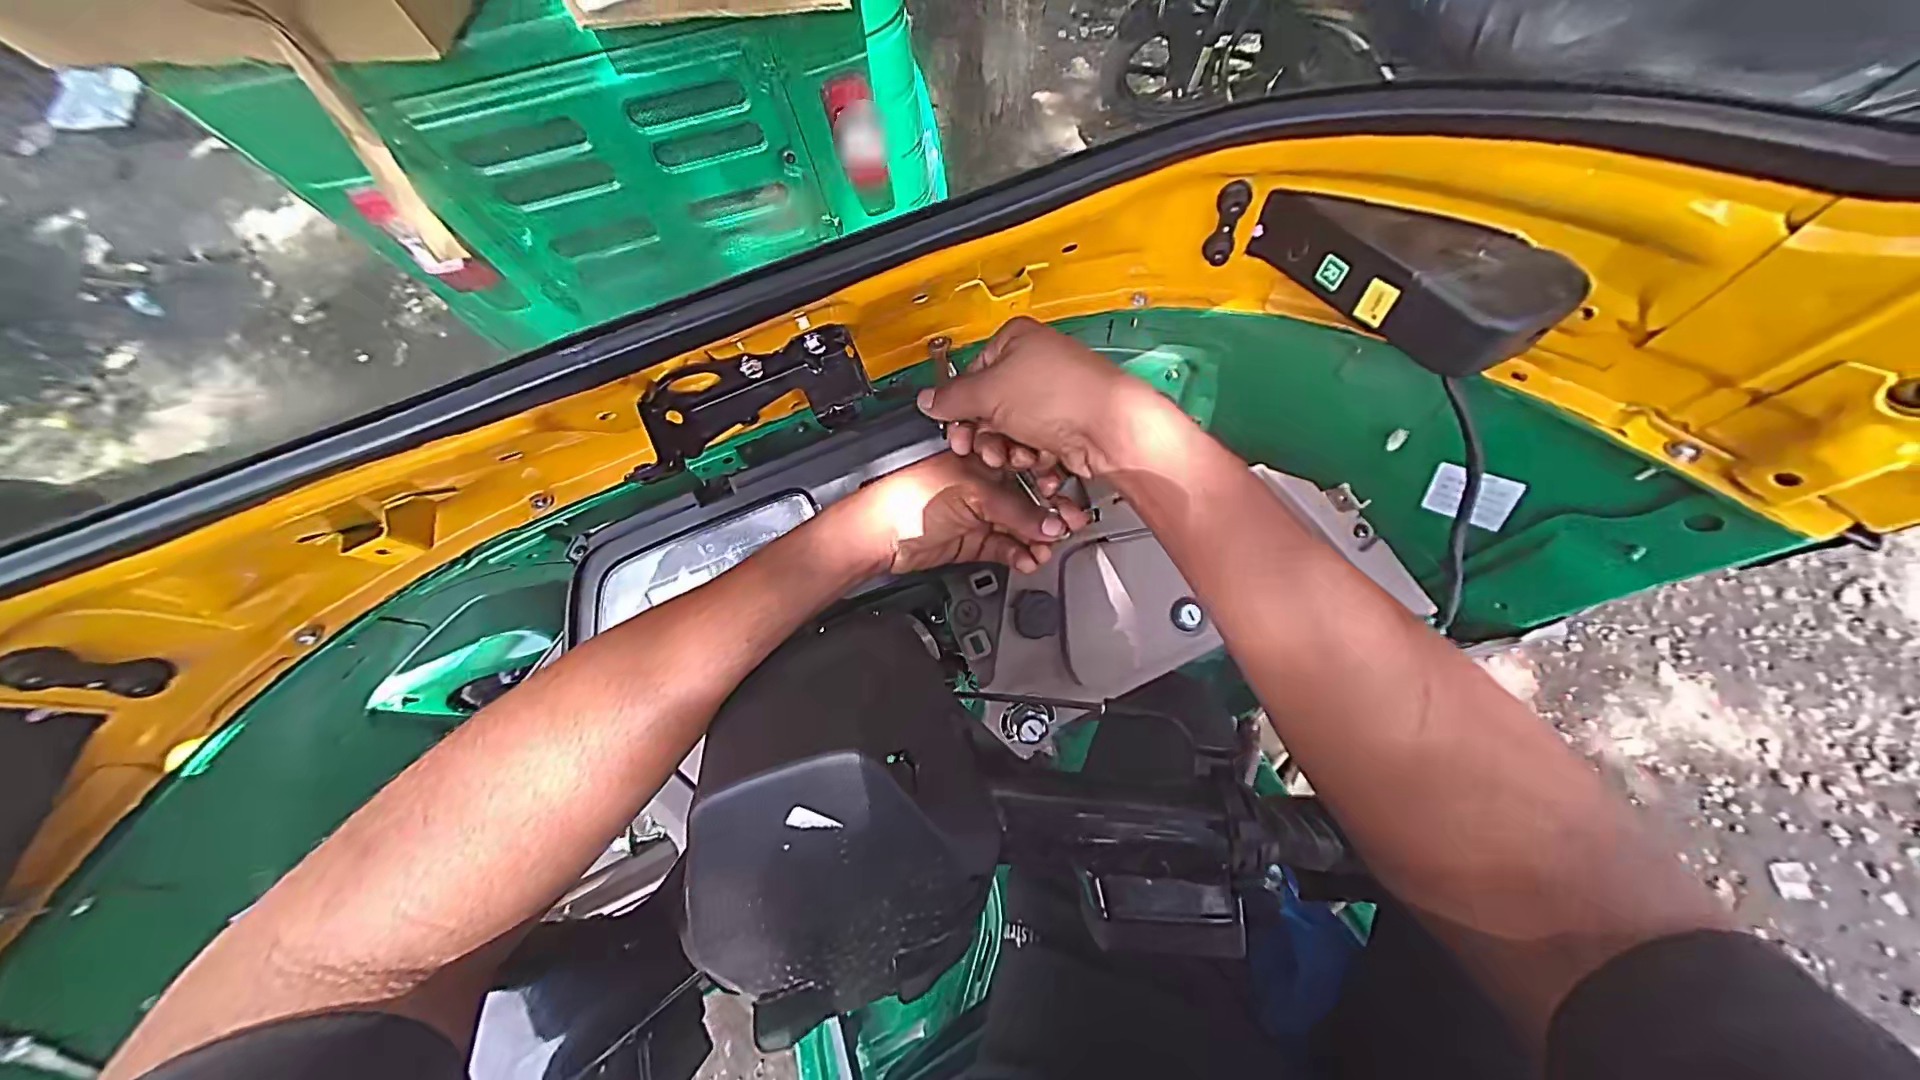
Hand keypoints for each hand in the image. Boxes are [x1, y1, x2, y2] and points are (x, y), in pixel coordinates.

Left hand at [836, 452, 1088, 574]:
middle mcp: (981, 484)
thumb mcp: (969, 494)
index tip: (1067, 502)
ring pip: (1018, 528)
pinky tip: (1028, 559)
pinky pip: (1003, 547)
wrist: (875, 536)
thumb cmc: (905, 498)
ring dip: (1035, 540)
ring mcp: (977, 514)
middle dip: (1049, 516)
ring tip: (1046, 550)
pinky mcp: (971, 541)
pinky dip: (1018, 555)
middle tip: (1066, 528)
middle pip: (1026, 501)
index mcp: (980, 458)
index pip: (1025, 470)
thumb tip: (1049, 523)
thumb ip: (1013, 509)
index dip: (1048, 486)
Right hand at [915, 316, 1173, 479]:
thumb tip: (929, 400)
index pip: (970, 375)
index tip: (955, 427)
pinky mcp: (1062, 427)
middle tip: (983, 448)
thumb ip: (952, 398)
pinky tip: (1036, 458)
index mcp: (1015, 341)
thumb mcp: (990, 393)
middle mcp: (1033, 366)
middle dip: (985, 435)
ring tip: (1016, 454)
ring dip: (1007, 450)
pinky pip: (1031, 445)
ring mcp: (1050, 398)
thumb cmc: (1063, 396)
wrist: (1109, 429)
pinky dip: (1031, 456)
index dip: (960, 407)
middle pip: (988, 408)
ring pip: (1008, 432)